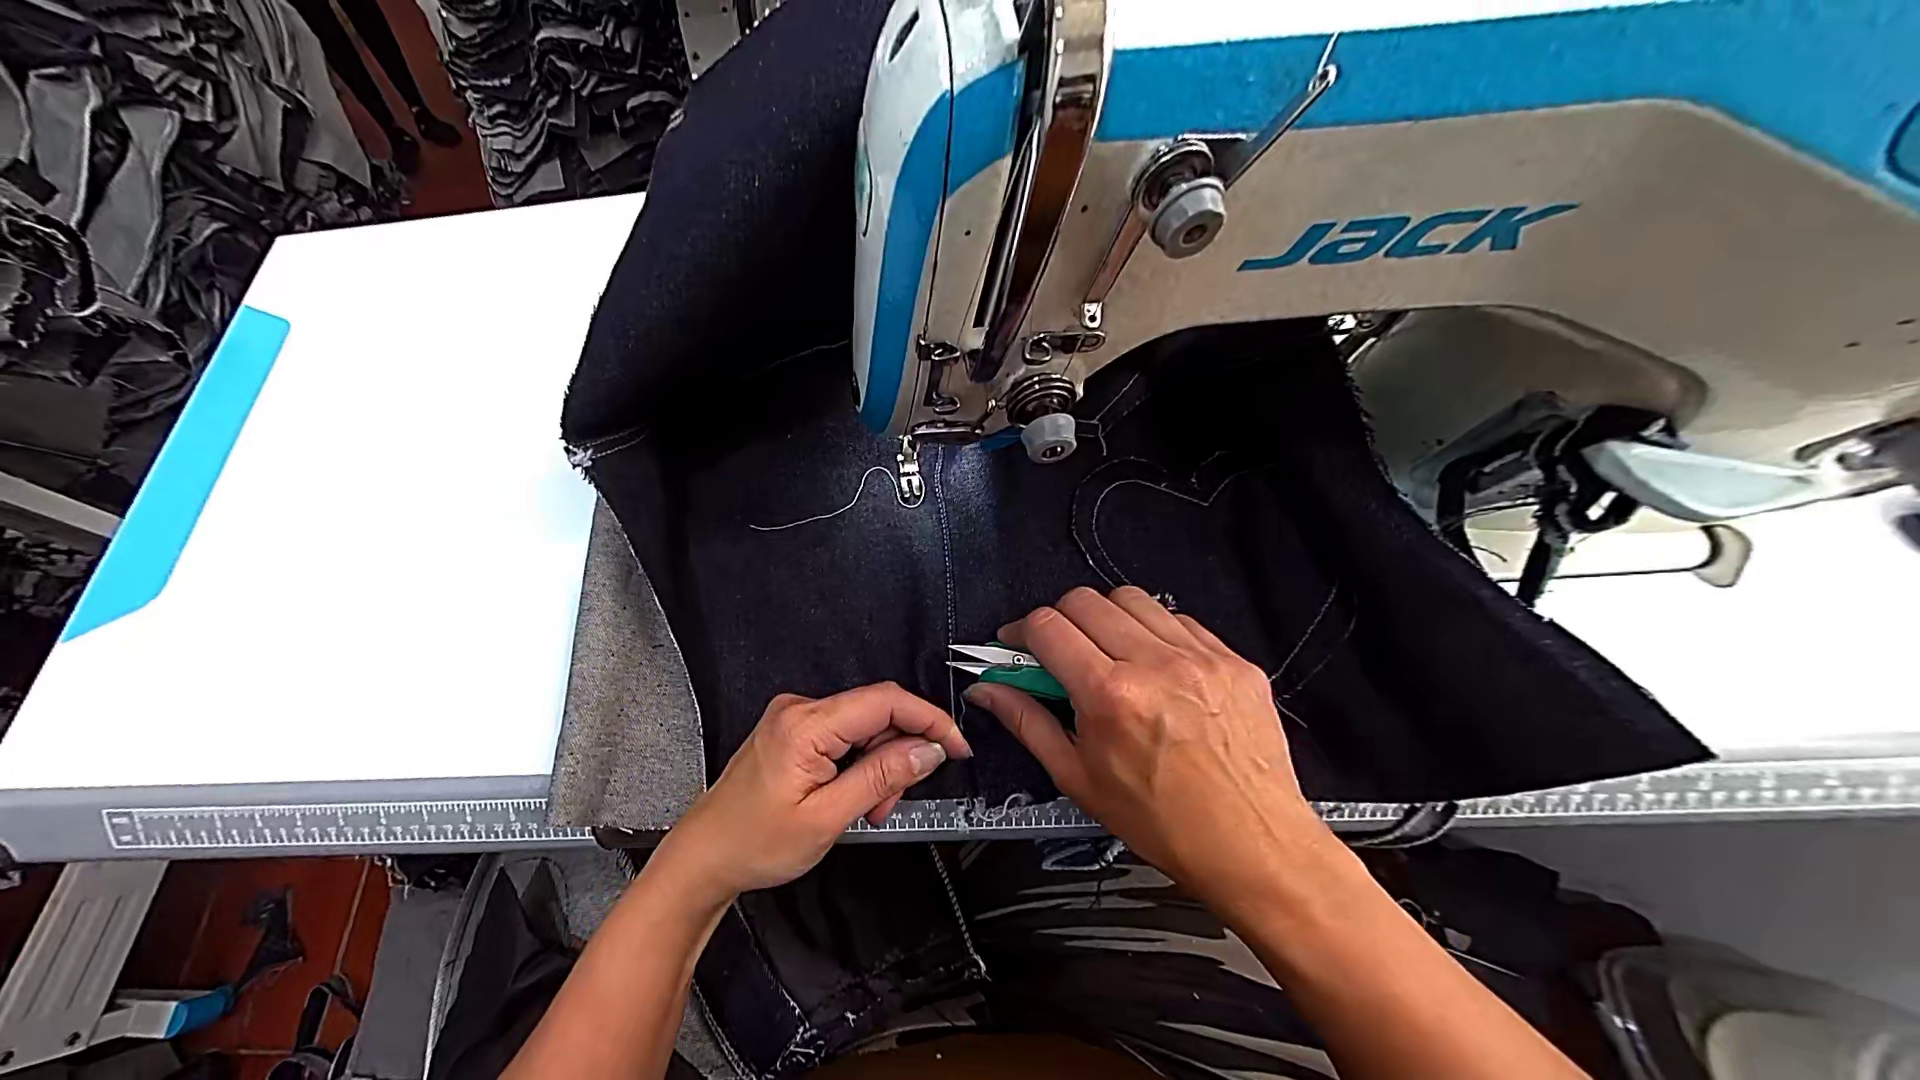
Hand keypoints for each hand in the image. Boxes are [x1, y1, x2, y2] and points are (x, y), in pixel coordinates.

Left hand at [655, 683, 970, 903]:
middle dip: (900, 753)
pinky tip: (854, 792)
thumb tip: (927, 750)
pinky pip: (847, 733)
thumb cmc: (751, 842)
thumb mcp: (827, 818)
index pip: (886, 701)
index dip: (930, 720)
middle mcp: (800, 709)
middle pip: (878, 712)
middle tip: (896, 797)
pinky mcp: (796, 728)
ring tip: (868, 806)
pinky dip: (861, 762)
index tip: (955, 745)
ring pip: (866, 725)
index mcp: (805, 724)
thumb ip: (882, 777)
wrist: (705, 857)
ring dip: (880, 763)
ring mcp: (796, 716)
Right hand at [965, 586, 1332, 910]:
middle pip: (1084, 600)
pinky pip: (1178, 619)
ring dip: (1106, 619)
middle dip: (1058, 620)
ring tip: (1108, 657)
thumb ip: (1027, 722)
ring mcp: (1200, 657)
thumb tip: (990, 692)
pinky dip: (1153, 632)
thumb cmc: (1167, 823)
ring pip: (1131, 599)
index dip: (1019, 632)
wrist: (1253, 845)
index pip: (1047, 627)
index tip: (1017, 644)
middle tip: (1059, 652)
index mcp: (1111, 696)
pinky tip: (1152, 667)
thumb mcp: (1079, 778)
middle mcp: (1156, 664)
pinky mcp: (1232, 660)